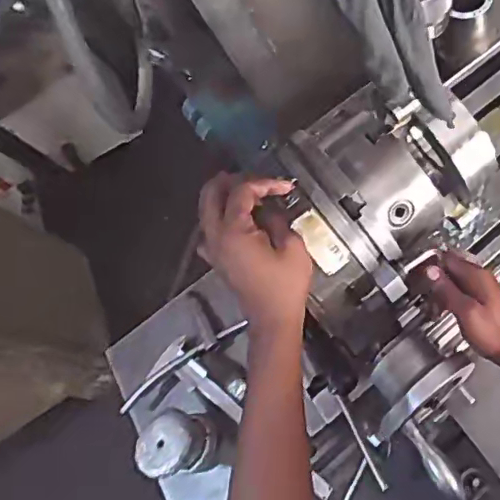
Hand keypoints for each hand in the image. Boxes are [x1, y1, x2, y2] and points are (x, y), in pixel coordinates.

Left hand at [198, 173, 311, 342]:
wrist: (273, 319)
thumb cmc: (285, 285)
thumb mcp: (292, 246)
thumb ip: (277, 220)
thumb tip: (269, 210)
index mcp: (234, 231)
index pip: (242, 192)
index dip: (264, 182)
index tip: (286, 186)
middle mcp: (215, 236)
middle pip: (211, 193)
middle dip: (234, 180)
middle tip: (259, 180)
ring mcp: (212, 248)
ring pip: (207, 209)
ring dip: (226, 196)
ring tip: (253, 193)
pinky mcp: (216, 258)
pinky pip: (211, 228)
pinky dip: (223, 216)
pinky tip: (241, 219)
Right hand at [416, 252, 499, 360]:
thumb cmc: (494, 333)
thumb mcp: (465, 311)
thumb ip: (447, 290)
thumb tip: (432, 272)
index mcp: (477, 276)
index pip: (448, 258)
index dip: (432, 264)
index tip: (420, 273)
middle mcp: (482, 278)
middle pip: (452, 267)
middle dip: (436, 277)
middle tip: (424, 289)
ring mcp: (484, 288)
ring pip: (456, 279)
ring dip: (442, 289)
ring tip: (434, 304)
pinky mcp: (484, 300)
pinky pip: (462, 290)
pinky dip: (451, 297)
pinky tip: (447, 309)